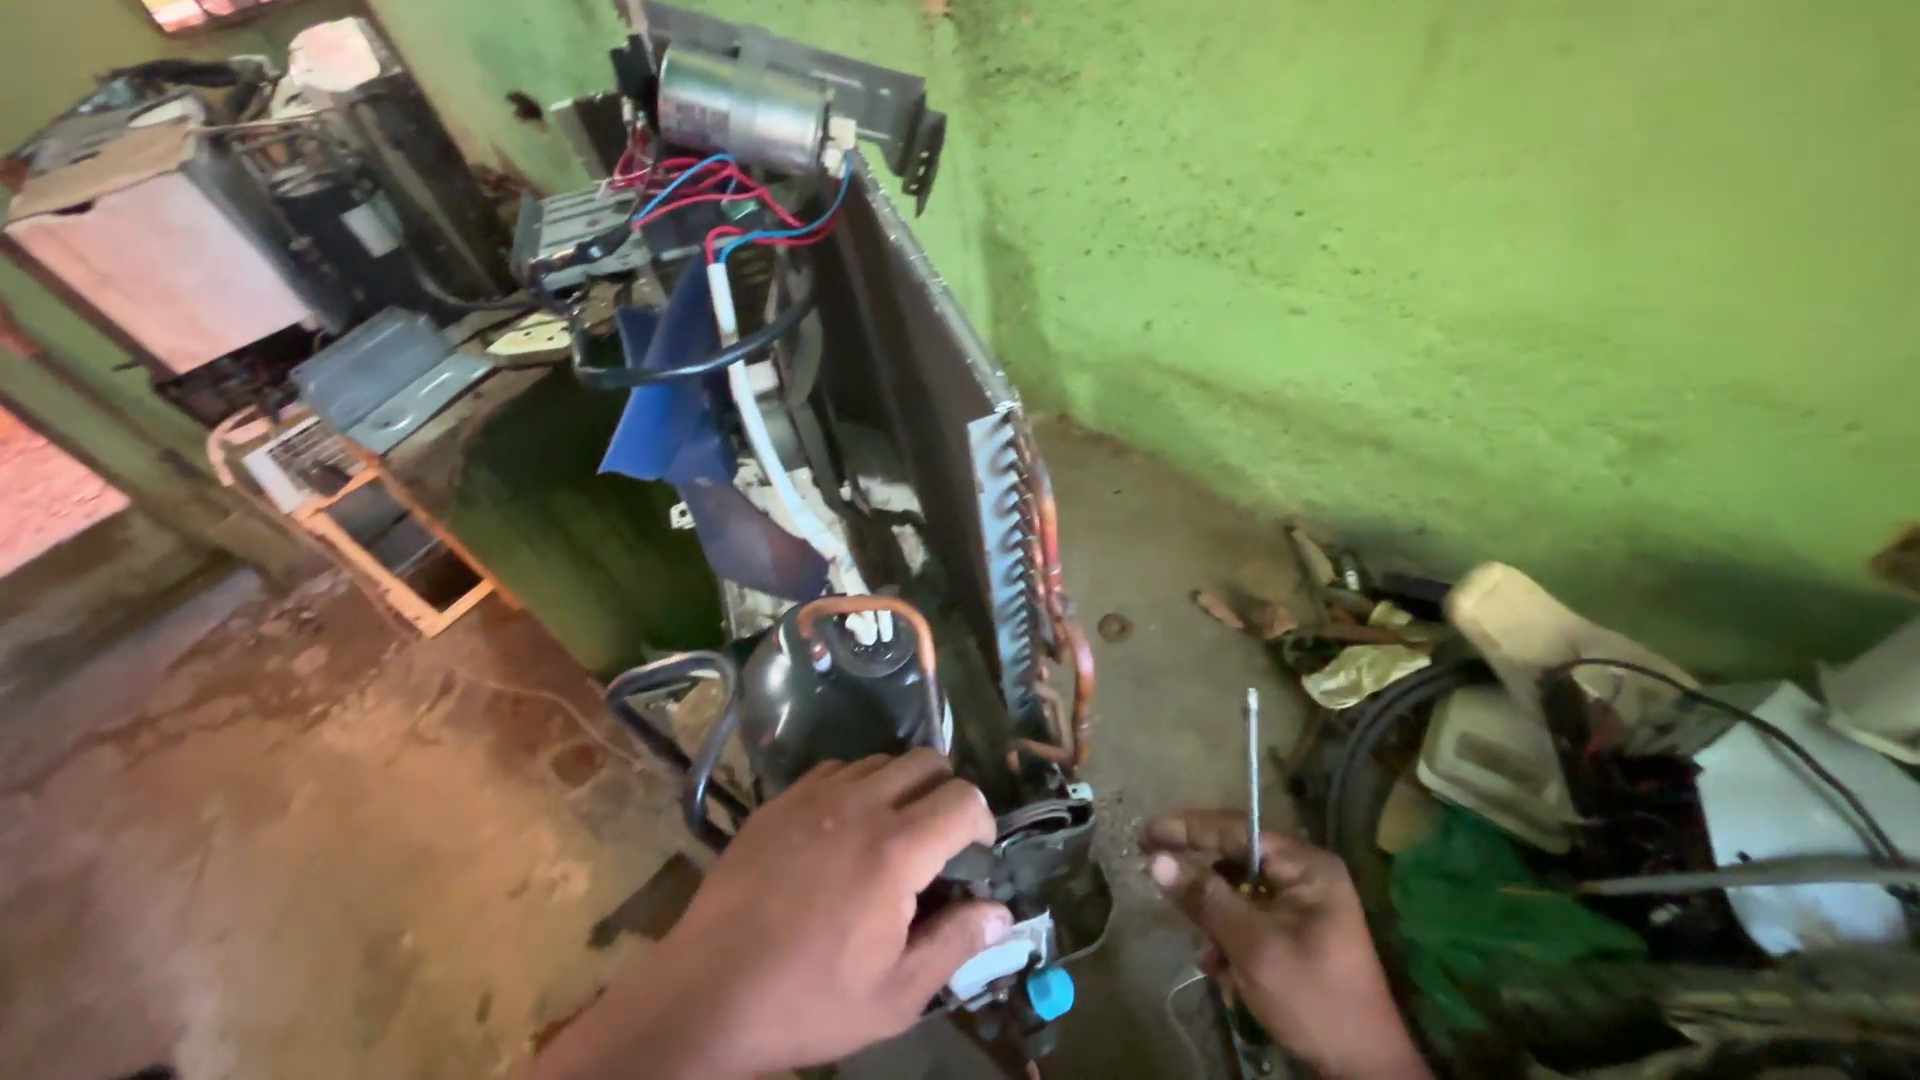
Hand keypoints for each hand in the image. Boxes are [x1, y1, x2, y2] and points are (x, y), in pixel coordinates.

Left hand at [535, 749, 1009, 1079]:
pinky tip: (840, 831)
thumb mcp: (895, 995)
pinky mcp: (777, 803)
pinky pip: (832, 771)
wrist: (705, 994)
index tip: (975, 852)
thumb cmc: (806, 1001)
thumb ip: (955, 944)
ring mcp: (811, 798)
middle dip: (946, 791)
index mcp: (896, 850)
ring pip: (879, 761)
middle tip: (939, 838)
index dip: (982, 820)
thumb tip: (1000, 912)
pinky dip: (854, 788)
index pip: (964, 798)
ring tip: (889, 834)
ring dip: (899, 787)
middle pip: (925, 761)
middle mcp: (858, 806)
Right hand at [1141, 811, 1429, 1079]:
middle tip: (1157, 883)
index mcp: (1306, 866)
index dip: (1187, 829)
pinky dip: (1229, 938)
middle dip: (1201, 885)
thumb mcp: (1253, 946)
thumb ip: (1205, 899)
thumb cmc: (1312, 997)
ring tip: (1208, 955)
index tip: (1144, 834)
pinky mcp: (1295, 932)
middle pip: (1234, 860)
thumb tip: (1156, 860)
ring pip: (1237, 892)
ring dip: (1214, 921)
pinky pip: (1248, 918)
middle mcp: (1305, 875)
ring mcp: (1302, 904)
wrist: (1362, 1066)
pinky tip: (1221, 968)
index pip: (1236, 830)